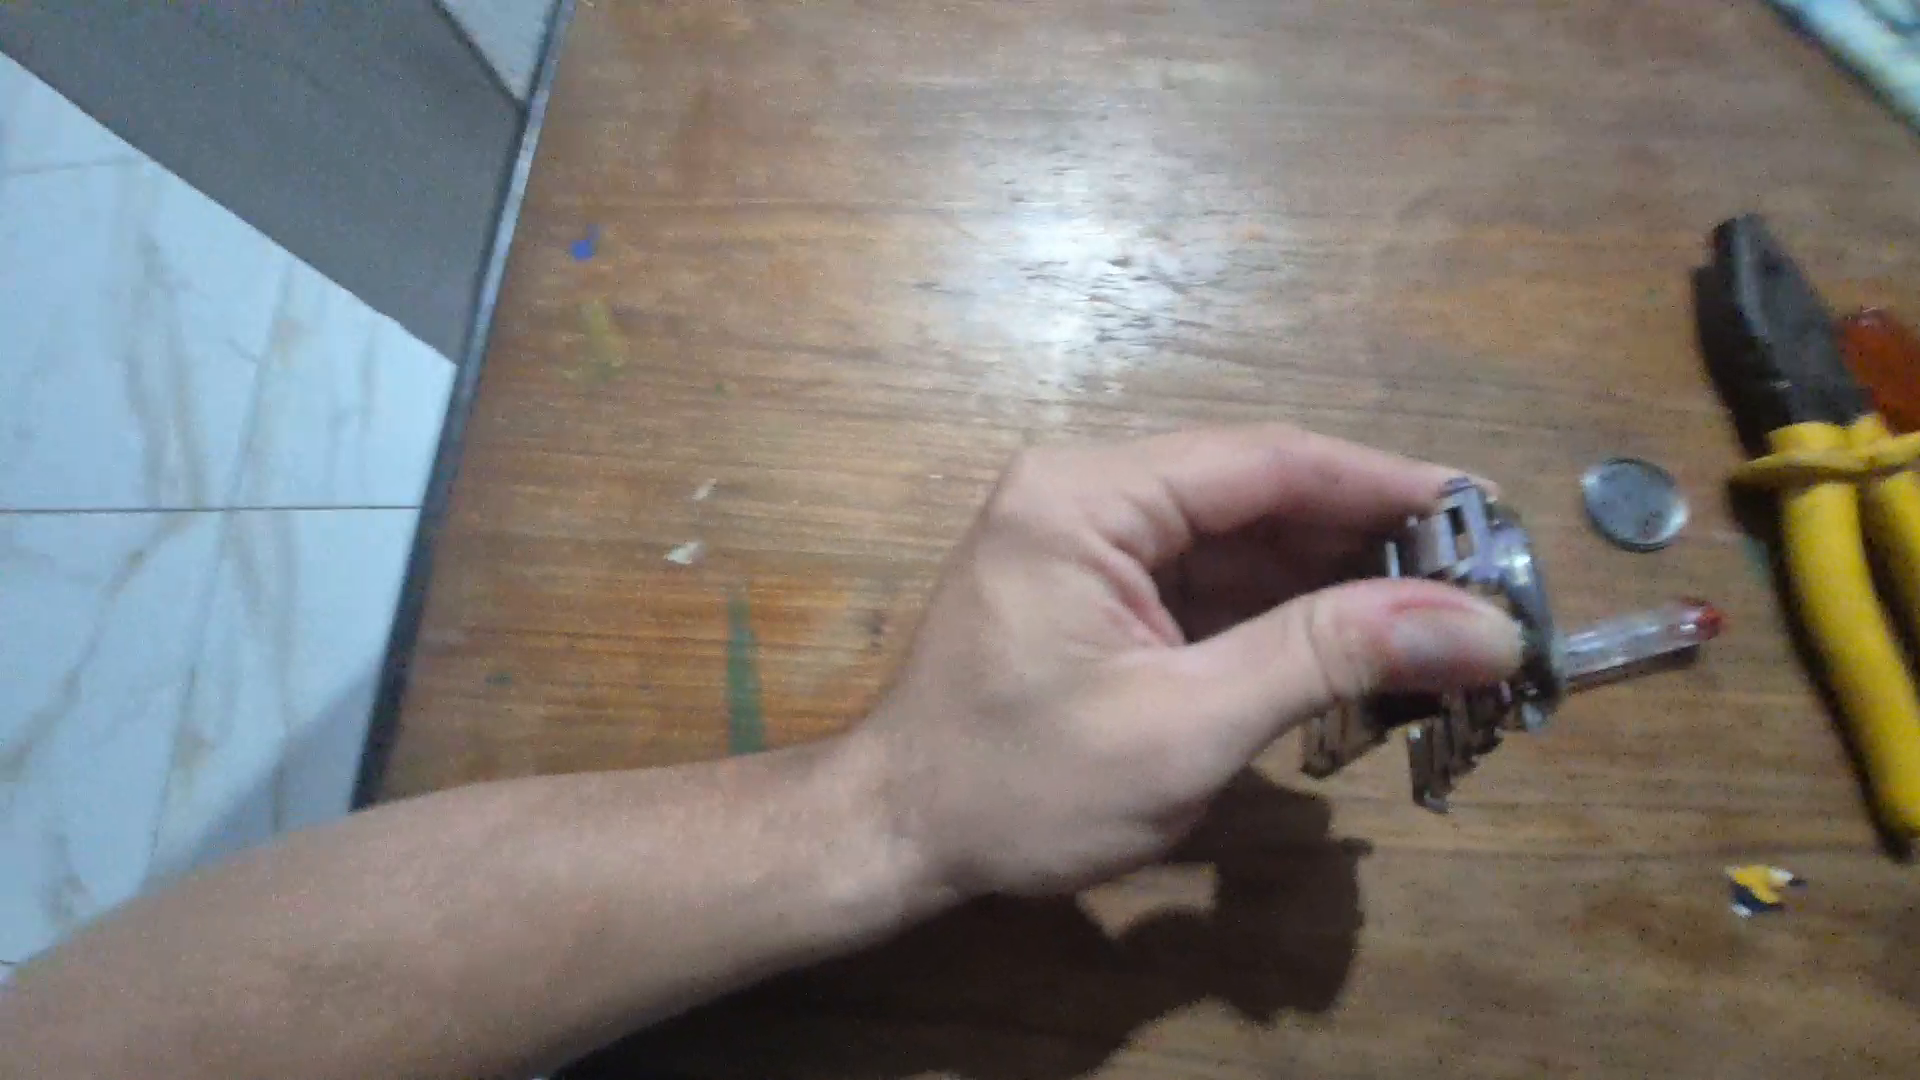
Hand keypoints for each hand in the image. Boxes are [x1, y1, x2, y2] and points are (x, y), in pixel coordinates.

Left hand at [859, 425, 1521, 897]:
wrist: (903, 828)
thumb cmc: (1019, 787)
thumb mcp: (1180, 727)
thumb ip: (1324, 658)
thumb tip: (1480, 625)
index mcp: (1082, 497)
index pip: (1260, 461)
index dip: (1382, 485)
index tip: (1488, 518)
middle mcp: (1080, 494)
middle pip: (1249, 495)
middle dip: (1361, 543)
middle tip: (1476, 592)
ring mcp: (1082, 539)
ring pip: (1232, 540)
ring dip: (1325, 583)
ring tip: (1434, 626)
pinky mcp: (1090, 586)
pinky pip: (1199, 581)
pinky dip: (1271, 614)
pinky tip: (1344, 646)